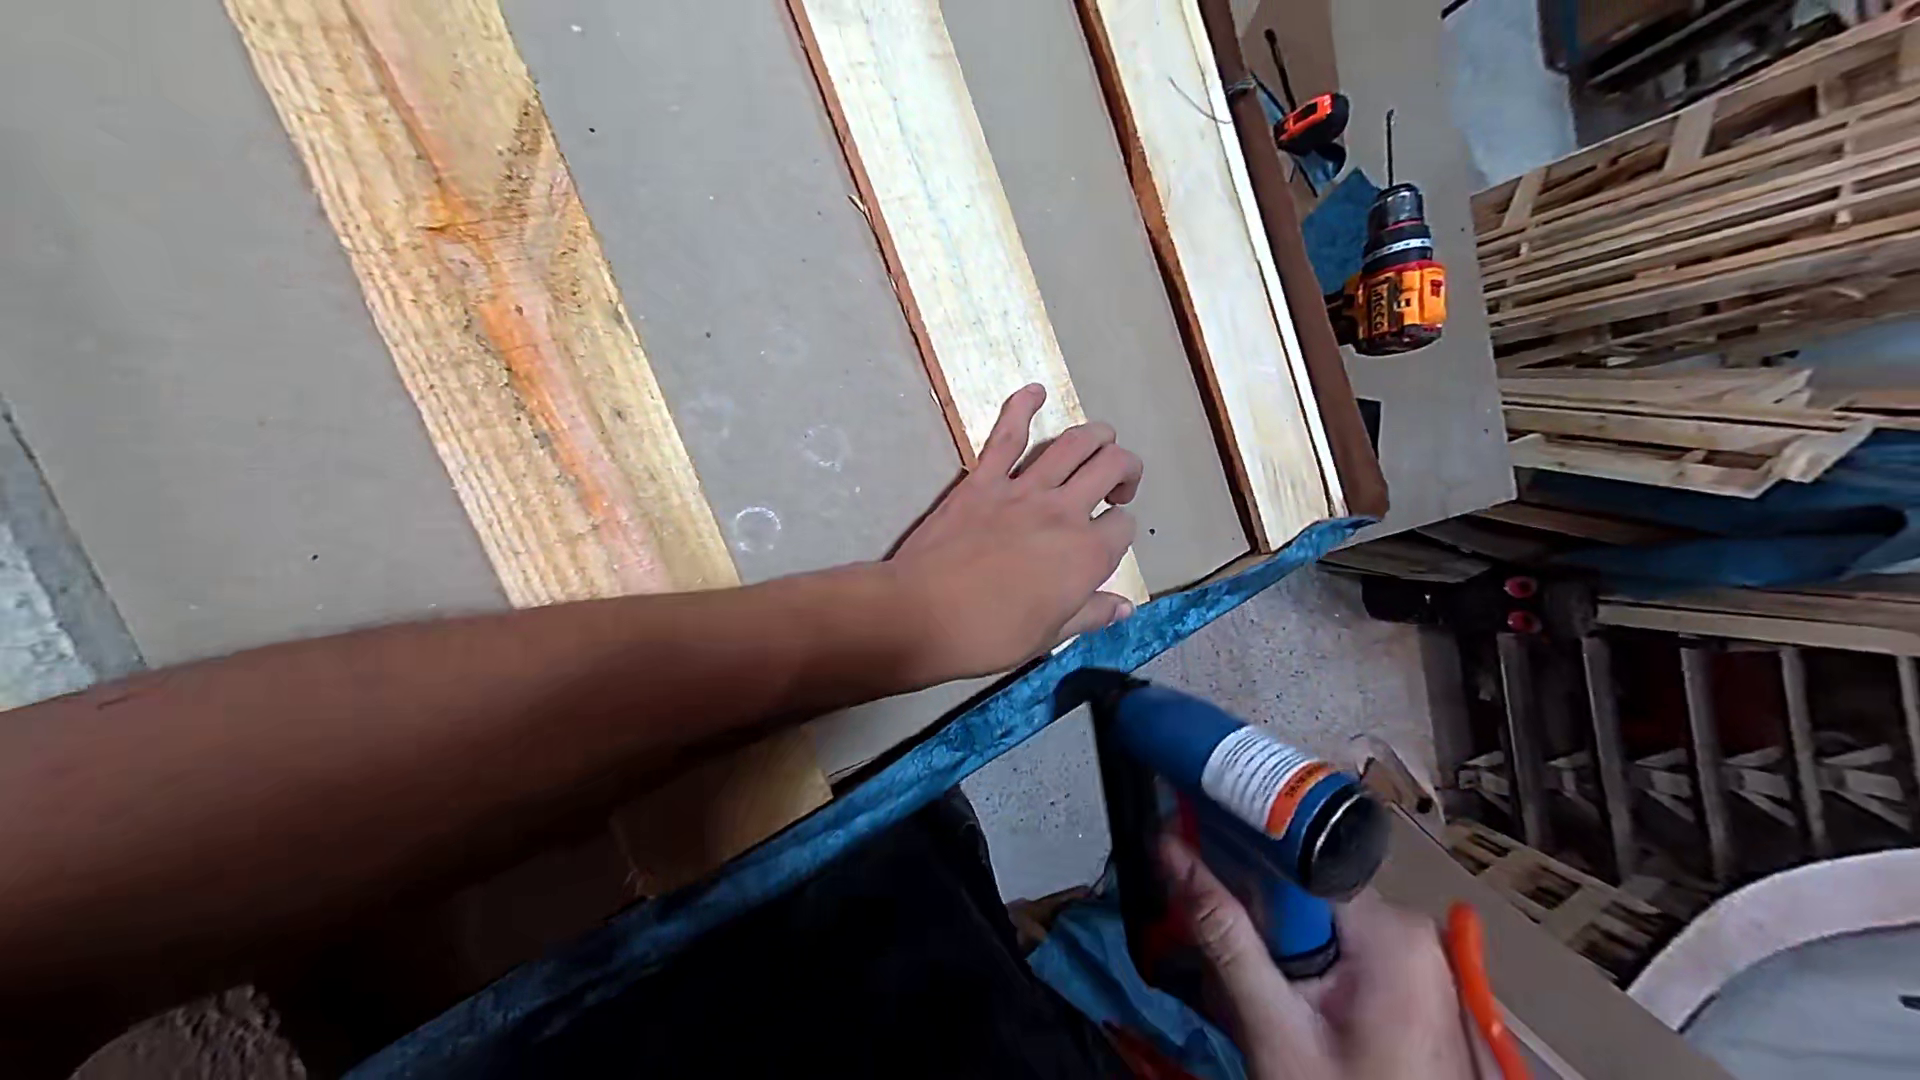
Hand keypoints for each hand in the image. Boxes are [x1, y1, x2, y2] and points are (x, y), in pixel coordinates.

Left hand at [889, 384, 1140, 681]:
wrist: (923, 614)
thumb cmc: (989, 634)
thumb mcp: (1049, 636)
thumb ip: (1091, 614)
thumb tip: (1125, 607)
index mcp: (1086, 554)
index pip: (1123, 526)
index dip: (1120, 530)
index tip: (1105, 542)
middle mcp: (1064, 511)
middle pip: (1112, 466)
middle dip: (1126, 469)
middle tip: (1118, 485)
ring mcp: (1022, 489)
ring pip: (1073, 443)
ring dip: (1095, 435)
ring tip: (1101, 440)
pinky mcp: (983, 479)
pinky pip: (1007, 433)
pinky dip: (1022, 405)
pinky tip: (1035, 390)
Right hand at [1160, 837, 1477, 1079]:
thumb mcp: (1273, 1028)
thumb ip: (1222, 935)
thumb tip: (1167, 847)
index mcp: (1390, 930)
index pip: (1294, 859)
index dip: (1238, 858)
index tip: (1193, 866)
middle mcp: (1411, 928)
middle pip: (1303, 887)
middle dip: (1255, 913)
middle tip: (1217, 950)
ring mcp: (1416, 955)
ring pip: (1315, 914)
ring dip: (1274, 940)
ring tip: (1251, 986)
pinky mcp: (1411, 979)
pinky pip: (1339, 941)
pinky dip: (1303, 959)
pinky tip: (1286, 997)